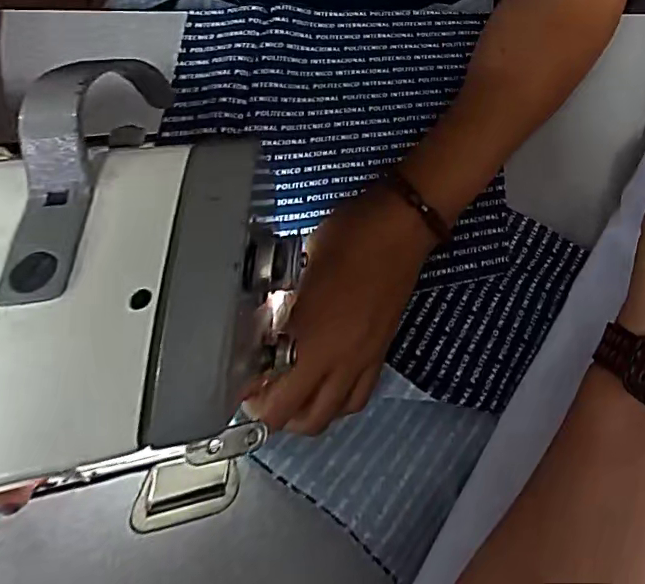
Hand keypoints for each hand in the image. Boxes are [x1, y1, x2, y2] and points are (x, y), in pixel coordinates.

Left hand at [243, 185, 434, 433]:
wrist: (401, 226)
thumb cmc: (351, 234)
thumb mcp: (305, 258)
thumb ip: (288, 295)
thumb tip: (274, 312)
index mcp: (313, 338)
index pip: (276, 398)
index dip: (252, 397)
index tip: (242, 378)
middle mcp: (338, 359)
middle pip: (302, 419)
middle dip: (276, 413)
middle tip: (262, 386)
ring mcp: (364, 359)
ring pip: (333, 414)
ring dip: (307, 412)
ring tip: (293, 388)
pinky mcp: (382, 350)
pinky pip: (359, 395)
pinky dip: (339, 401)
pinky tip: (329, 380)